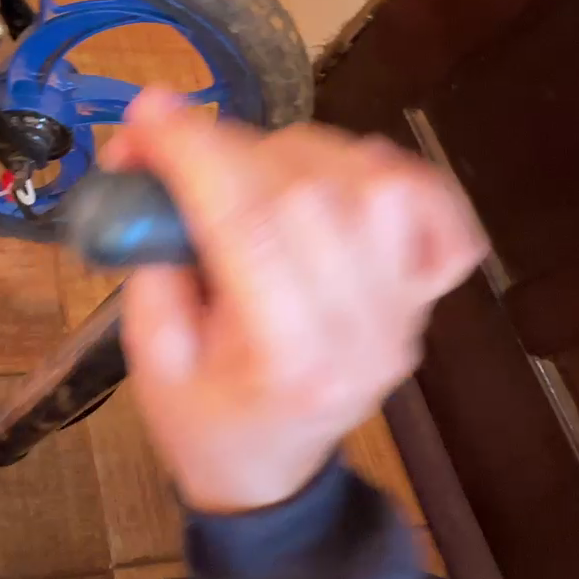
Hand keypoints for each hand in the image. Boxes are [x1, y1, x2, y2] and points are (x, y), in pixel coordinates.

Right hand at [99, 91, 486, 513]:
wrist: (271, 468)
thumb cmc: (198, 417)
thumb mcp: (146, 355)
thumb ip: (149, 257)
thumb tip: (153, 161)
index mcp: (284, 356)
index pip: (248, 223)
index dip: (195, 152)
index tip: (147, 111)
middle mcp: (362, 326)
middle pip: (306, 191)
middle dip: (222, 144)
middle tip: (168, 139)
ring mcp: (405, 305)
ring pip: (367, 180)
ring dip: (288, 149)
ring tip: (239, 166)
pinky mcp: (423, 290)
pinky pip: (431, 203)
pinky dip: (381, 167)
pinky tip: (334, 173)